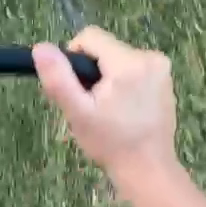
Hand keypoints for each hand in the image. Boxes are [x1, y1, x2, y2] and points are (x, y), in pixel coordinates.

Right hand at [33, 27, 177, 182]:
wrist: (148, 169)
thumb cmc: (110, 143)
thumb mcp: (78, 112)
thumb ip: (58, 78)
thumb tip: (40, 47)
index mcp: (129, 62)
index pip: (89, 37)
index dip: (74, 59)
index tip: (77, 89)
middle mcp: (151, 57)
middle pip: (104, 49)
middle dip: (91, 73)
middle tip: (90, 106)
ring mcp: (162, 69)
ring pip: (117, 59)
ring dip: (106, 79)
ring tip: (107, 111)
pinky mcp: (165, 80)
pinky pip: (133, 69)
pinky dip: (122, 84)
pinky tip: (123, 111)